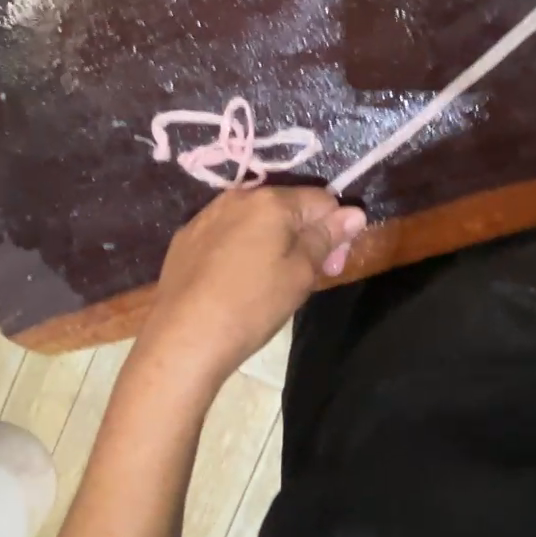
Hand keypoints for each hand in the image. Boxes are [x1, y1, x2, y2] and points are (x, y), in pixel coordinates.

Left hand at [139, 187, 366, 381]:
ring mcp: (207, 215)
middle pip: (288, 206)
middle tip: (307, 278)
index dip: (337, 231)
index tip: (333, 267)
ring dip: (273, 240)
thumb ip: (327, 237)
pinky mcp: (186, 237)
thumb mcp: (300, 274)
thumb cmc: (251, 306)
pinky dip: (241, 248)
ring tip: (269, 282)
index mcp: (271, 200)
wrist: (181, 339)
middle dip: (306, 235)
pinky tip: (236, 281)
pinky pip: (227, 232)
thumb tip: (354, 211)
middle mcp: (238, 197)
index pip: (323, 200)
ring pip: (256, 219)